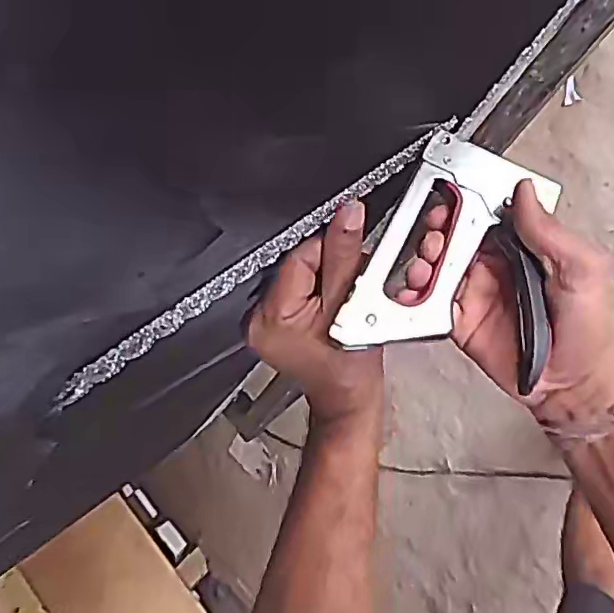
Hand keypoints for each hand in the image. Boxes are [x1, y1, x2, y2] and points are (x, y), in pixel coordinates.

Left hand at [246, 200, 384, 423]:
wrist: (348, 397)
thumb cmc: (350, 368)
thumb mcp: (354, 305)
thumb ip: (346, 256)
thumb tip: (347, 215)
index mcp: (272, 317)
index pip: (299, 256)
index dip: (331, 254)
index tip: (352, 261)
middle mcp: (258, 319)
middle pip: (298, 264)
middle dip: (329, 268)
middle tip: (348, 291)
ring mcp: (262, 322)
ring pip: (300, 276)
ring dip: (326, 279)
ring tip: (340, 304)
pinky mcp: (272, 323)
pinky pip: (297, 290)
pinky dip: (318, 291)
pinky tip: (330, 308)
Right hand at [398, 180, 613, 428]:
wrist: (573, 387)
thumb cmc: (588, 332)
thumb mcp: (583, 271)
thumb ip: (550, 232)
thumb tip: (525, 194)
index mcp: (524, 247)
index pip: (486, 214)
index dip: (464, 205)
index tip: (451, 202)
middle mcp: (496, 265)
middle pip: (454, 236)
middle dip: (436, 230)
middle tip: (434, 236)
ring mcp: (475, 292)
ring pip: (436, 265)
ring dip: (422, 260)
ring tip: (424, 267)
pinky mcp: (460, 319)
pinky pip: (428, 302)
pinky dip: (413, 294)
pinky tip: (413, 291)